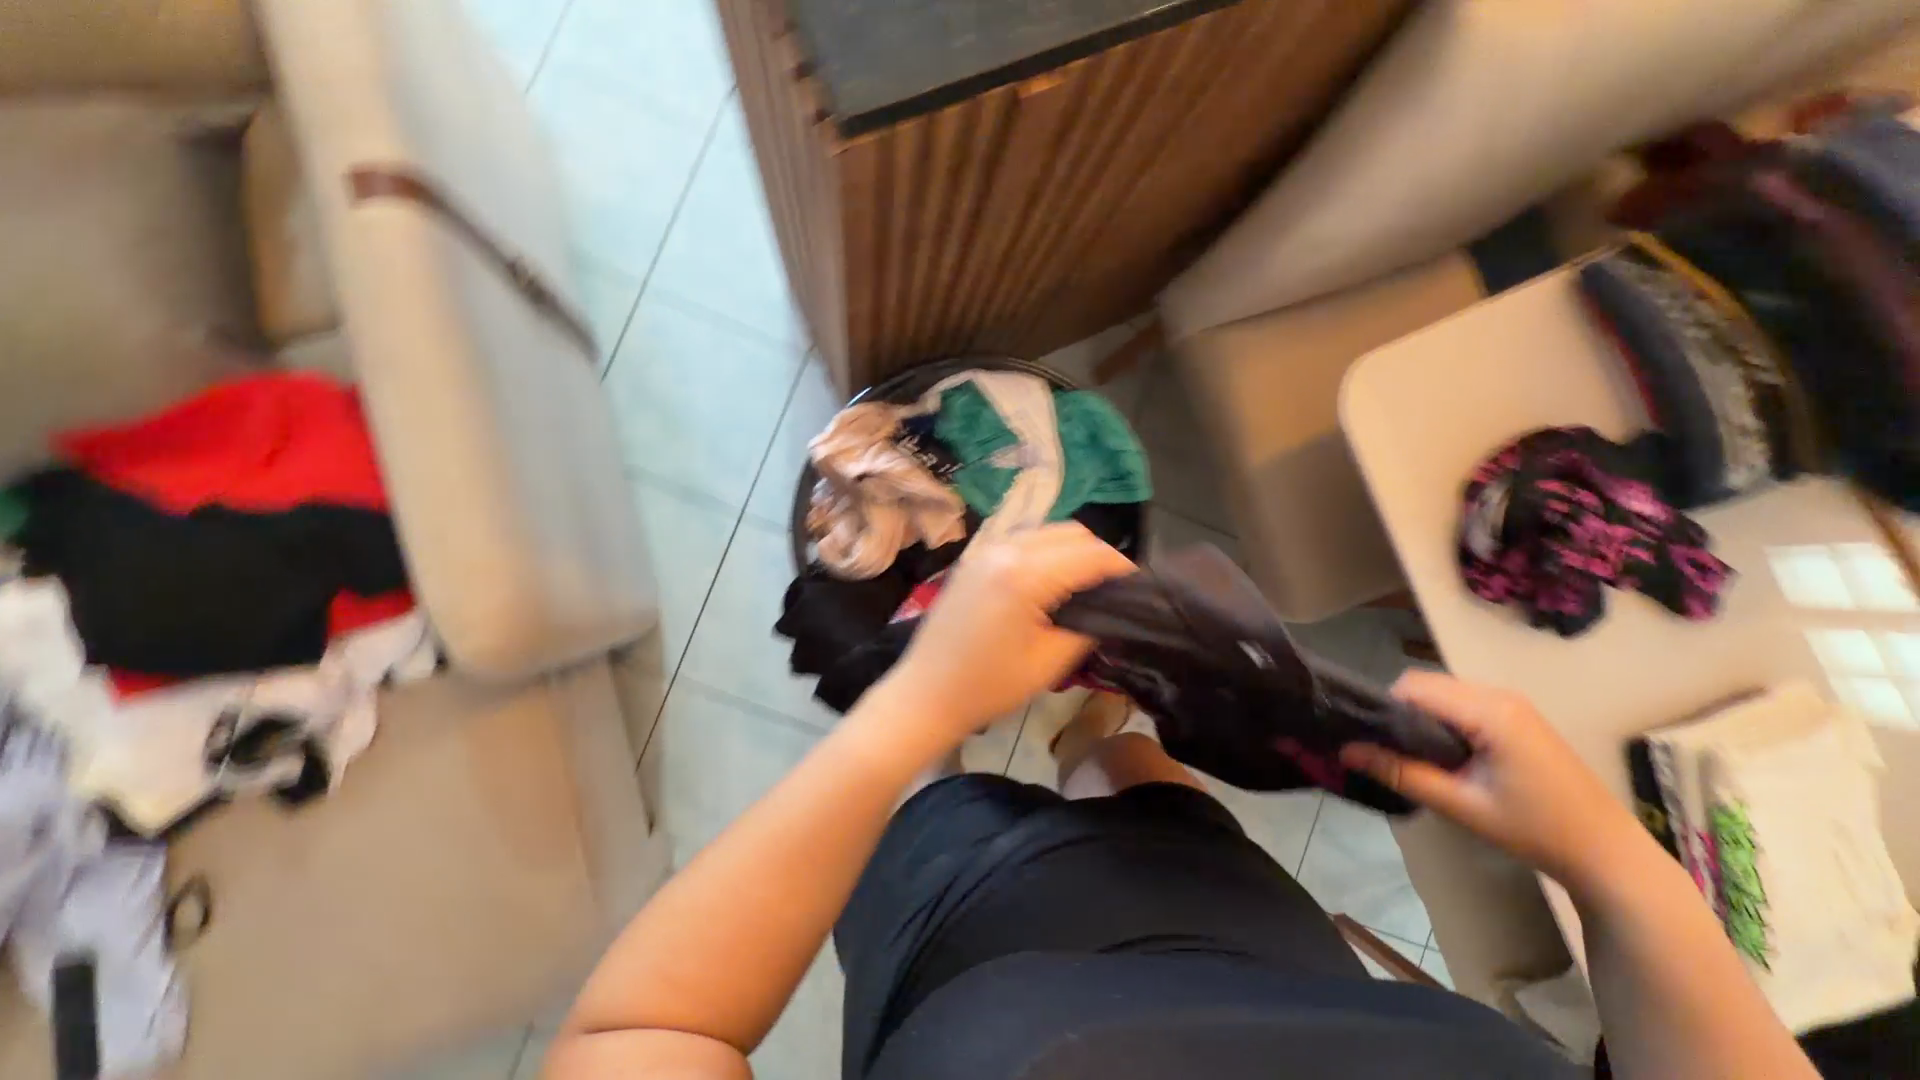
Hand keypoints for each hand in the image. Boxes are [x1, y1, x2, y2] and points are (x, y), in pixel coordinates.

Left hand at [878, 524, 1135, 740]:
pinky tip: (1055, 582)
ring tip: (1089, 585)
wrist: (925, 693)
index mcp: (1024, 574)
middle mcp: (1005, 549)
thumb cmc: (988, 686)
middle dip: (1099, 554)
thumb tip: (1111, 608)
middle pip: (1071, 532)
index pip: (1090, 555)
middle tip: (1116, 588)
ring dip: (1074, 550)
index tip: (1140, 587)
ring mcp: (986, 550)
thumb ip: (1087, 626)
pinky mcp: (976, 558)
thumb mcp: (1049, 662)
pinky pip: (1024, 541)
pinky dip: (1048, 552)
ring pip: (1048, 532)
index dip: (1121, 568)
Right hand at [1340, 672, 1651, 895]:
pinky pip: (1463, 704)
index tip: (1369, 742)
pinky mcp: (1518, 717)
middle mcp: (1499, 695)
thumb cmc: (1535, 830)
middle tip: (1389, 754)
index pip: (1413, 687)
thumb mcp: (1461, 805)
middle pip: (1426, 685)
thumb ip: (1401, 773)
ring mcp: (1512, 704)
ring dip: (1421, 718)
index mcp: (1488, 711)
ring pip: (1443, 693)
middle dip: (1399, 713)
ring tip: (1415, 758)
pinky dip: (1443, 721)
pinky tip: (1445, 757)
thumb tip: (1346, 751)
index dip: (1383, 709)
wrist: (1605, 852)